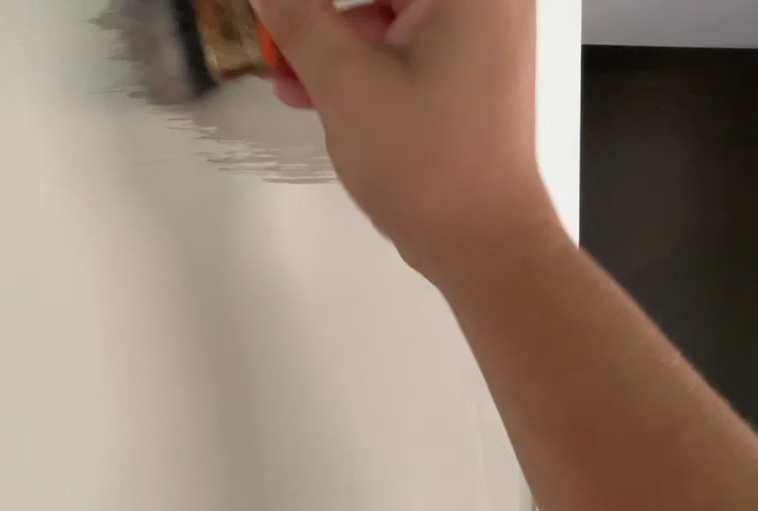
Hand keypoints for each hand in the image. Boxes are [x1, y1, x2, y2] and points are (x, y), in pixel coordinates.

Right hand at [250, 0, 558, 279]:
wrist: (481, 240)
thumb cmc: (426, 165)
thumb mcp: (347, 87)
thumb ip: (300, 22)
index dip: (317, 2)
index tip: (277, 14)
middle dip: (321, 15)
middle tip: (276, 35)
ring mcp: (478, 30)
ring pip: (389, 12)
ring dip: (332, 37)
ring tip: (283, 72)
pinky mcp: (467, 67)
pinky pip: (404, 45)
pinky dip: (360, 61)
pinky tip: (313, 87)